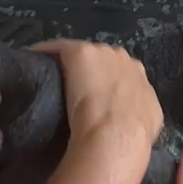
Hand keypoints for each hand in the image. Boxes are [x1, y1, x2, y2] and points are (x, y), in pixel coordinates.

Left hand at [30, 40, 162, 161]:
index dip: (107, 82)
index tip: (95, 97)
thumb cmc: (133, 134)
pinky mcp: (77, 52)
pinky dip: (47, 52)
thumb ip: (142, 113)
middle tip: (77, 90)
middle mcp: (123, 58)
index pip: (121, 72)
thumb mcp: (149, 122)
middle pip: (103, 60)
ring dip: (73, 64)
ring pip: (83, 55)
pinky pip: (59, 49)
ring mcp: (100, 53)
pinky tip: (33, 58)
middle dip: (92, 71)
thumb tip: (134, 120)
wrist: (117, 134)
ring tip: (56, 78)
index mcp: (139, 74)